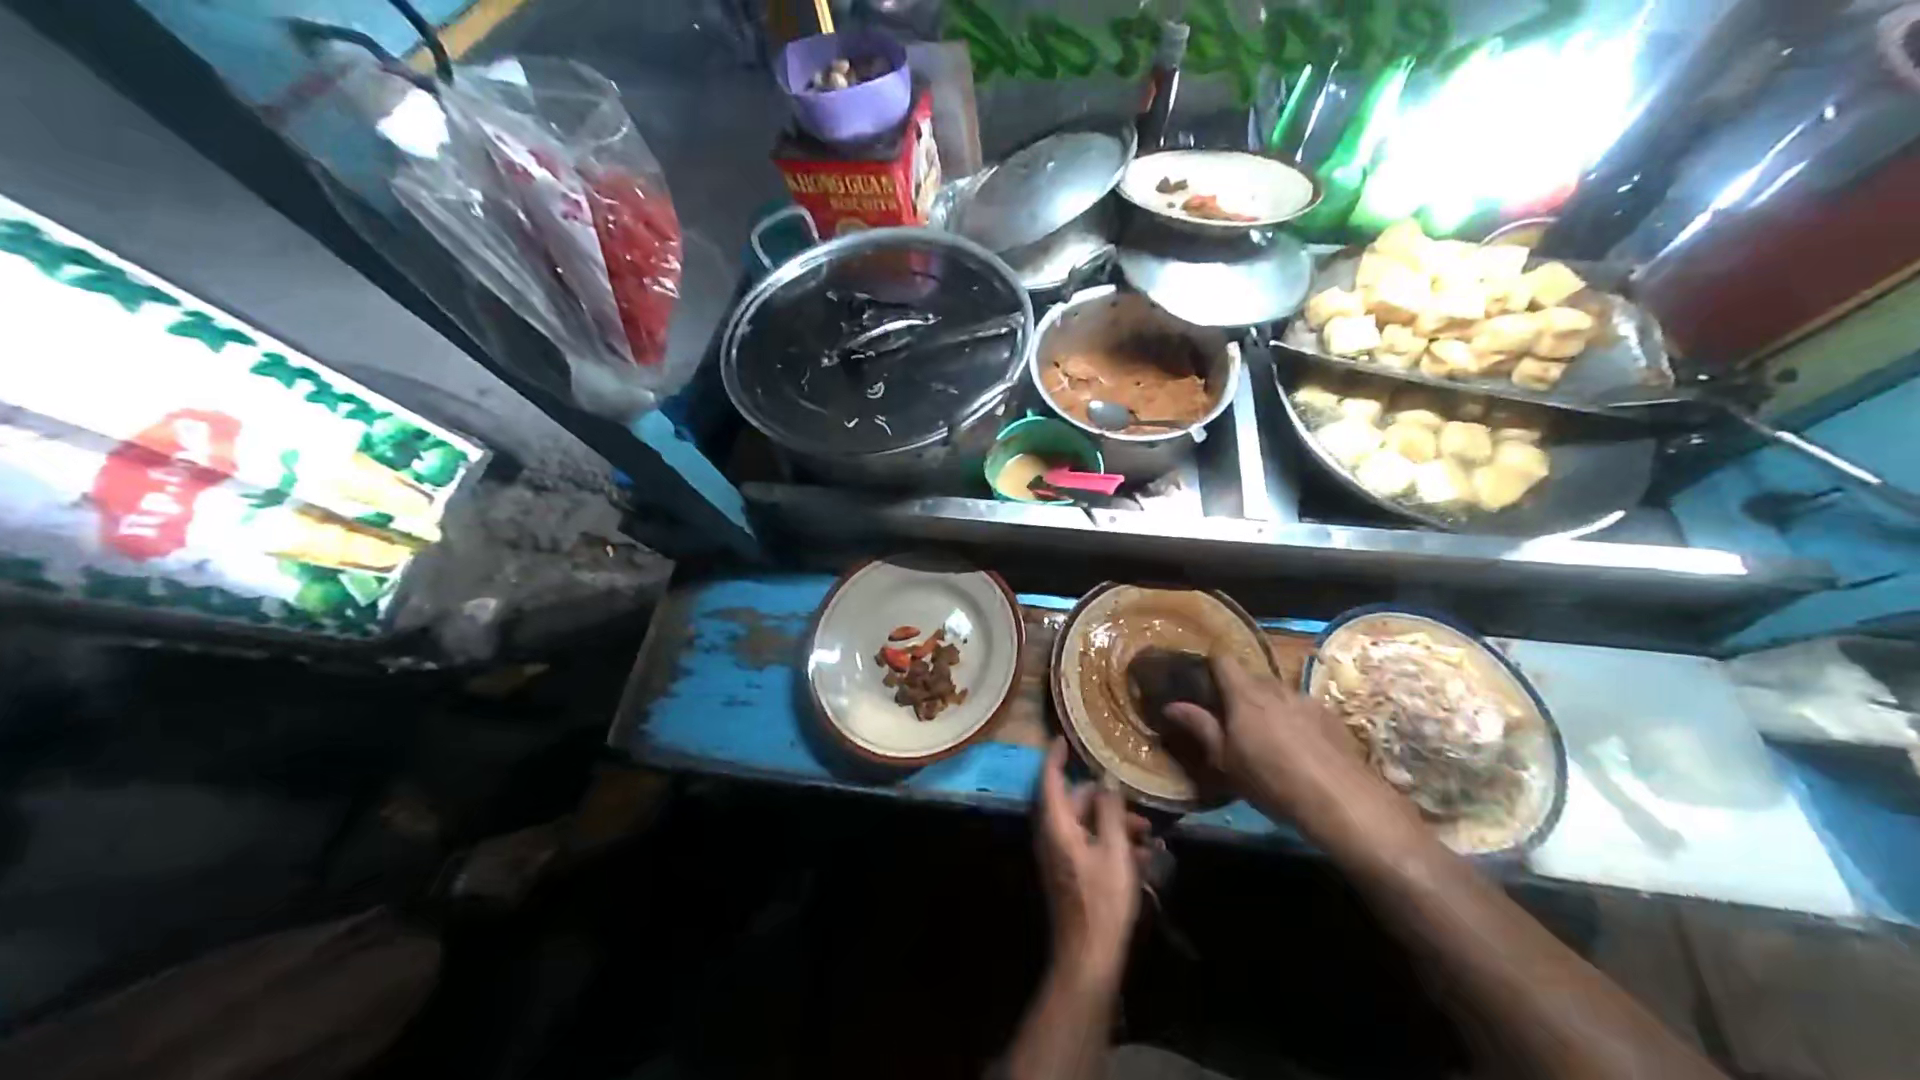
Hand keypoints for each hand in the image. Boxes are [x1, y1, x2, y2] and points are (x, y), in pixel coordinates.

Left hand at [1034, 738, 1154, 979]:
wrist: (1089, 956)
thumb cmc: (1102, 901)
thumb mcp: (1114, 852)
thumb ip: (1109, 812)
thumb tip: (1105, 781)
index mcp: (1056, 825)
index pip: (1049, 779)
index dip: (1054, 756)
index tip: (1063, 737)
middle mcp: (1052, 836)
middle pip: (1074, 803)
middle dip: (1105, 800)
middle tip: (1137, 805)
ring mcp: (1060, 856)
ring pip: (1087, 826)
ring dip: (1116, 826)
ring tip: (1150, 836)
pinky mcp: (1070, 874)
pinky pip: (1090, 847)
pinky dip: (1113, 846)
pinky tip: (1144, 859)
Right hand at [1160, 656, 1392, 832]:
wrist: (1341, 800)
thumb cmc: (1270, 780)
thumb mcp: (1225, 760)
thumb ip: (1200, 727)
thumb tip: (1171, 705)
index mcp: (1244, 695)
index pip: (1223, 660)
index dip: (1211, 665)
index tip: (1203, 681)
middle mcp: (1275, 688)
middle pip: (1251, 677)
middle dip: (1239, 690)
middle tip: (1231, 718)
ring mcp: (1306, 700)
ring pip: (1278, 693)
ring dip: (1268, 705)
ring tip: (1267, 735)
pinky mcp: (1330, 716)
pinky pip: (1302, 708)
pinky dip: (1294, 718)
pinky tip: (1298, 746)